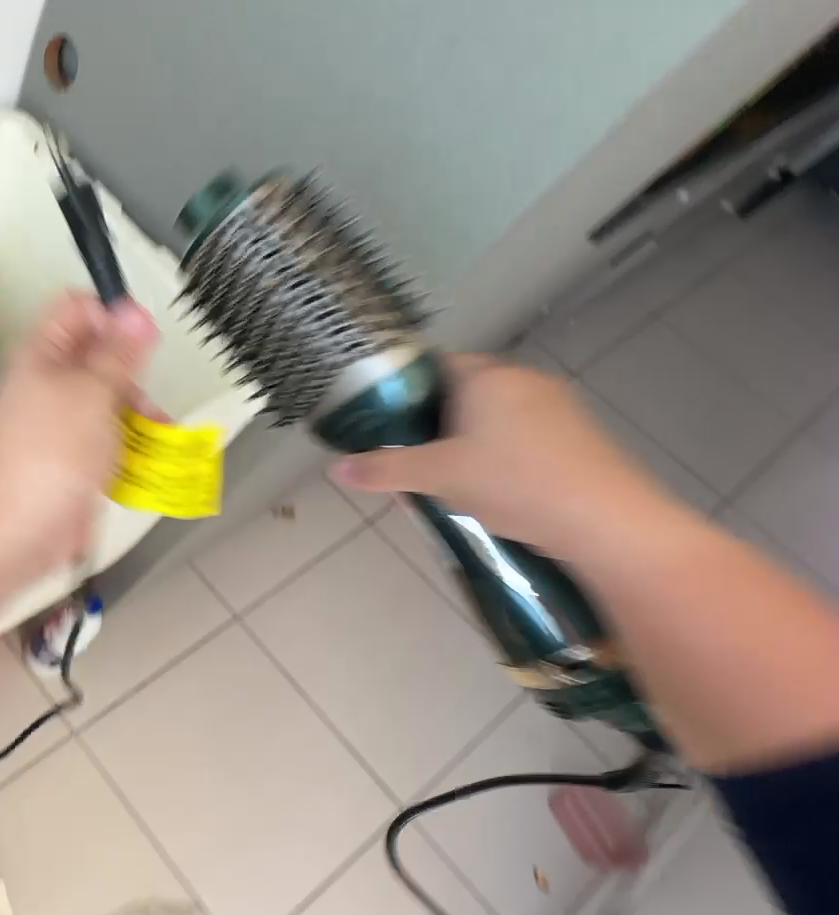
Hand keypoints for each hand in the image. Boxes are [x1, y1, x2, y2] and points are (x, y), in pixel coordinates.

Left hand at [0, 291, 158, 579]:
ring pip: (110, 404)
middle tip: (142, 395)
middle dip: (132, 375)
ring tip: (157, 433)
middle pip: (100, 360)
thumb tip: (132, 313)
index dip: (110, 315)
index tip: (139, 337)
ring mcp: (60, 427)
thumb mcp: (92, 392)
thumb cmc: (46, 459)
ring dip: (139, 416)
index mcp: (41, 358)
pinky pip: (109, 443)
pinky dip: (131, 449)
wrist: (19, 529)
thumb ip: (117, 353)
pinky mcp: (72, 461)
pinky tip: (147, 462)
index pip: (76, 311)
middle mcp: (47, 388)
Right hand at [327, 353, 676, 556]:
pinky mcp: (570, 438)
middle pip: (456, 394)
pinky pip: (512, 437)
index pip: (431, 365)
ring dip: (454, 445)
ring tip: (433, 481)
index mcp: (487, 376)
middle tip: (399, 458)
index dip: (399, 389)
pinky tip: (478, 491)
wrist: (605, 522)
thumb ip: (382, 470)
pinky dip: (487, 457)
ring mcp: (553, 408)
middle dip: (424, 426)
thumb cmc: (513, 482)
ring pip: (484, 419)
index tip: (376, 420)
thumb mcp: (434, 477)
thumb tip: (335, 470)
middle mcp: (522, 381)